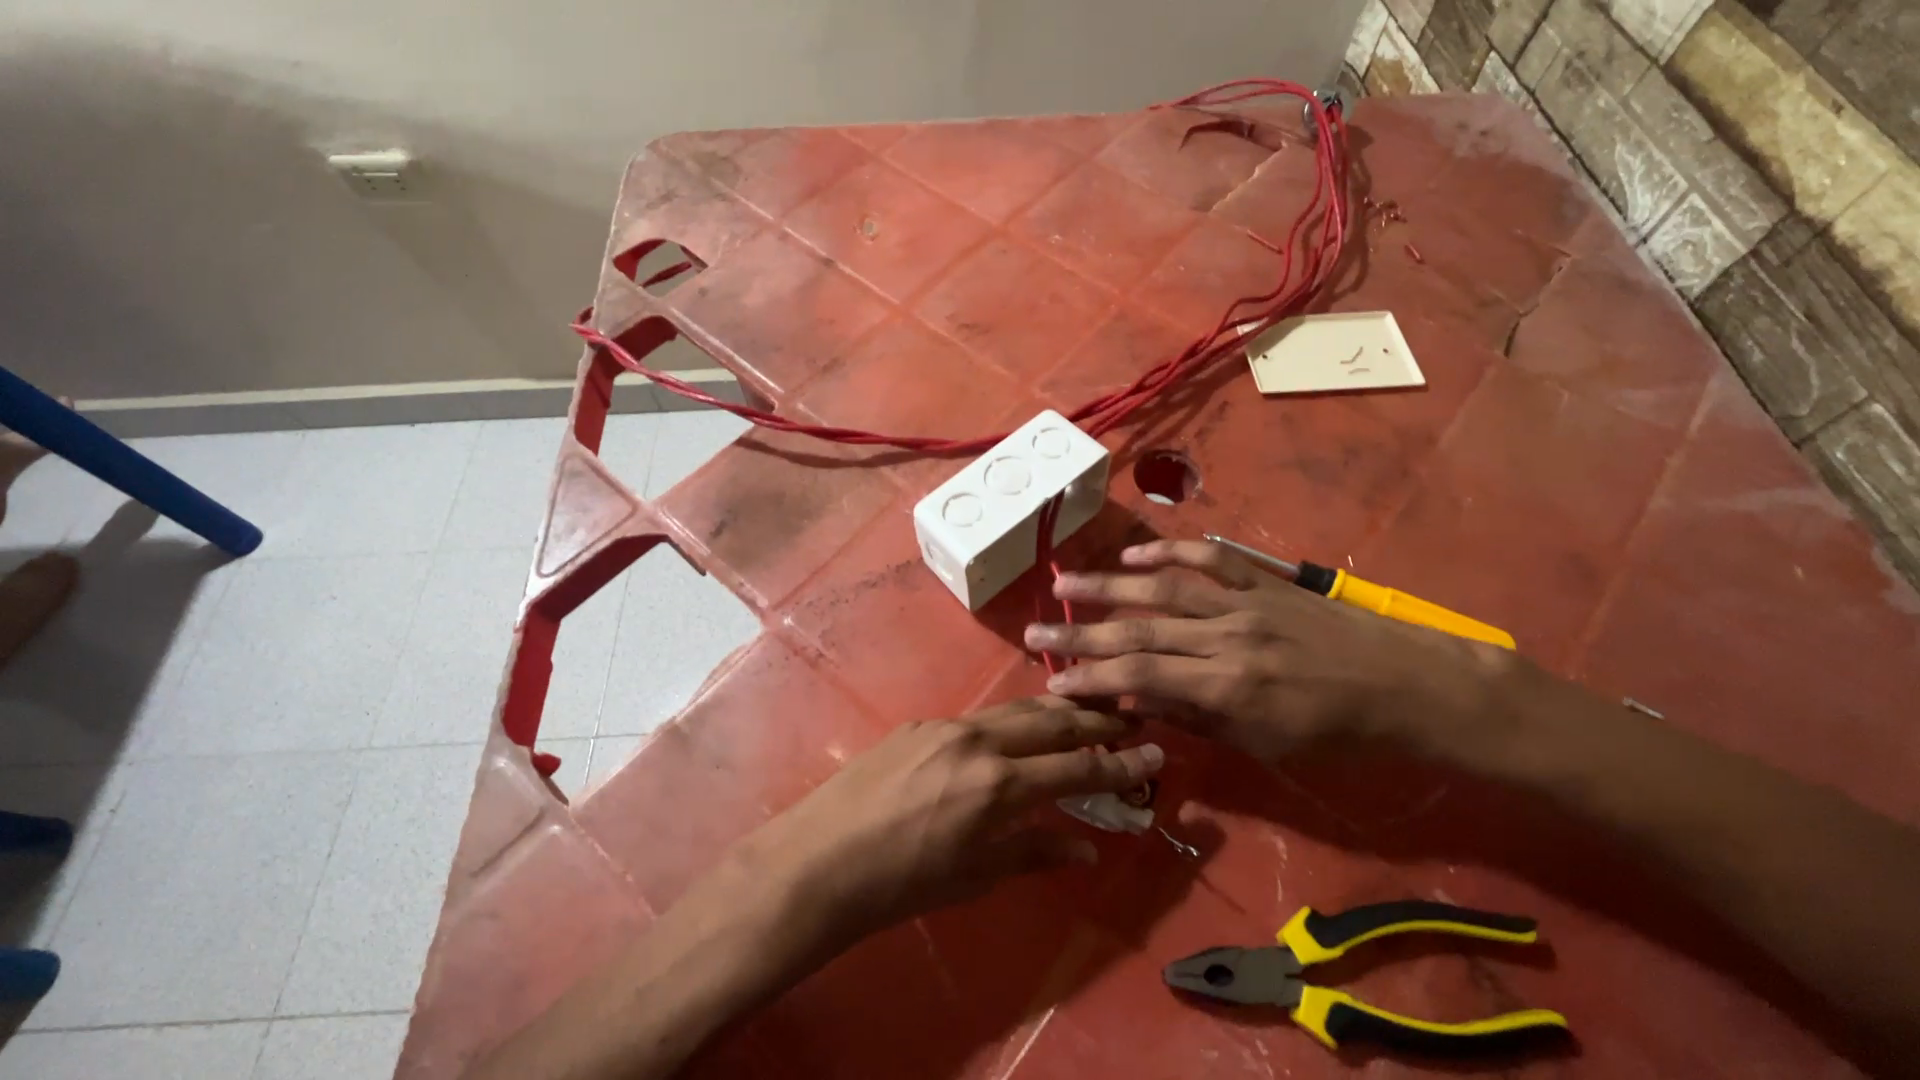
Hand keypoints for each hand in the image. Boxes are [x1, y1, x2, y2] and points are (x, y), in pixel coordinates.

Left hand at [734, 697, 1162, 952]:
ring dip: (1054, 712)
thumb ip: (1034, 852)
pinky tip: (1015, 731)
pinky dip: (1010, 721)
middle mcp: (979, 743)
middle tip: (1128, 718)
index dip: (1120, 763)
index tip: (1156, 752)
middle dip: (1094, 719)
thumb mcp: (976, 876)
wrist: (819, 861)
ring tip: (1083, 713)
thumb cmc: (902, 884)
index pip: (1077, 768)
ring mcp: (945, 728)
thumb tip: (1087, 846)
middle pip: (1051, 721)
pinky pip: (978, 718)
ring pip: (1014, 711)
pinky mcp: (918, 725)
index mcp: (999, 786)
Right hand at [1025, 539, 1514, 765]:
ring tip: (1063, 583)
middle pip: (1138, 629)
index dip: (1089, 678)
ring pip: (1164, 587)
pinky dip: (1169, 553)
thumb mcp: (1264, 743)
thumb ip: (1195, 717)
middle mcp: (1228, 638)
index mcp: (1228, 687)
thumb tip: (1135, 700)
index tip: (1051, 681)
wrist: (1408, 687)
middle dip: (1079, 633)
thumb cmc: (1336, 732)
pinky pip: (1210, 559)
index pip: (1140, 676)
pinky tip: (1135, 556)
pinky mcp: (1266, 581)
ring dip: (1108, 584)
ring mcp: (1247, 602)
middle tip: (1032, 632)